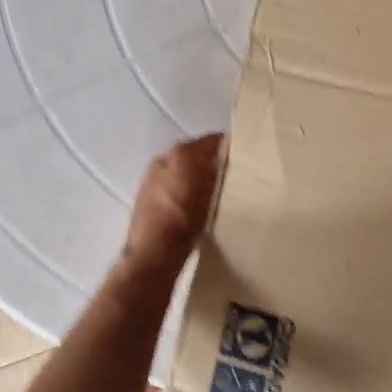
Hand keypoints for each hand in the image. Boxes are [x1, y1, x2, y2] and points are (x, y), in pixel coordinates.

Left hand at [122, 133, 224, 273]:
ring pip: (184, 169)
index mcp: (181, 152)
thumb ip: (223, 168)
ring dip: (198, 176)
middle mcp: (163, 158)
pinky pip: (173, 184)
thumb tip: (231, 154)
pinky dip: (184, 188)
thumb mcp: (214, 190)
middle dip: (213, 162)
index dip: (230, 147)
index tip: (246, 157)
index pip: (213, 140)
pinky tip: (195, 205)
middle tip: (233, 176)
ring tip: (215, 192)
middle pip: (196, 154)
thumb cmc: (188, 218)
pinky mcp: (145, 196)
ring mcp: (152, 177)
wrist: (154, 252)